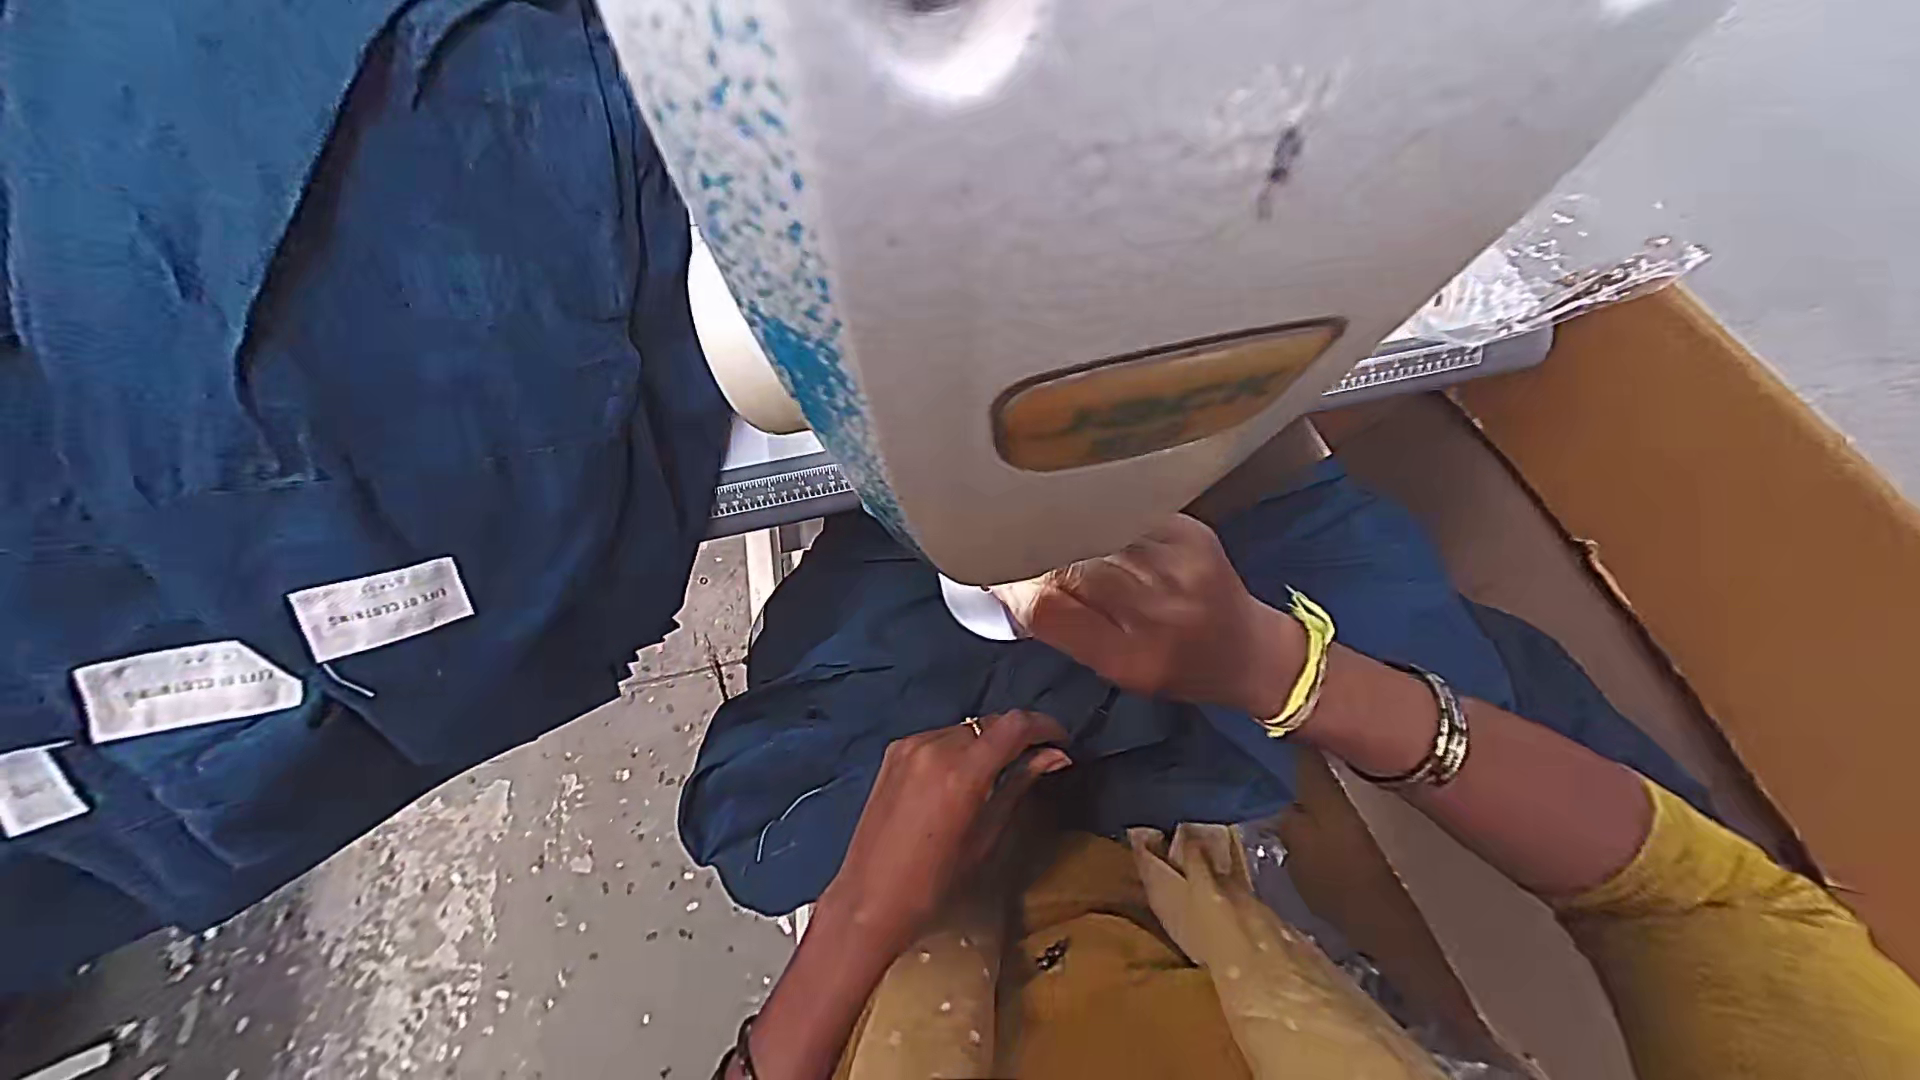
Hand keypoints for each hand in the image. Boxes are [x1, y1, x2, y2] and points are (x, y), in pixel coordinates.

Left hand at [818, 710, 1070, 957]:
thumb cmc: (935, 884)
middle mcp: (935, 746)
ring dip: (987, 742)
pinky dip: (958, 748)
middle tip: (1036, 759)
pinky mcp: (894, 750)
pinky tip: (961, 776)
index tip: (1061, 739)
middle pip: (990, 723)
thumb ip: (1019, 785)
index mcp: (961, 771)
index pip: (1014, 724)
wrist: (869, 898)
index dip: (1044, 725)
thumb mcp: (986, 837)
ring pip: (964, 729)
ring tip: (998, 772)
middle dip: (1017, 736)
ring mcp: (910, 745)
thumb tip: (1056, 756)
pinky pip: (939, 737)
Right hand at [1000, 514, 1303, 716]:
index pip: (1047, 609)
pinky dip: (1098, 519)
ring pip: (1091, 534)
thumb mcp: (1115, 669)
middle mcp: (1158, 609)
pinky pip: (1124, 516)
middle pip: (1067, 565)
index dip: (1010, 585)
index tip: (991, 572)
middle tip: (1010, 543)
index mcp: (1132, 657)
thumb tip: (1011, 582)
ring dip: (1062, 531)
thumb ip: (1066, 629)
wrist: (1249, 650)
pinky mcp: (1191, 531)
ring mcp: (1178, 564)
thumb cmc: (1178, 670)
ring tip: (1044, 528)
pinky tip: (1089, 520)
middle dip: (1031, 553)